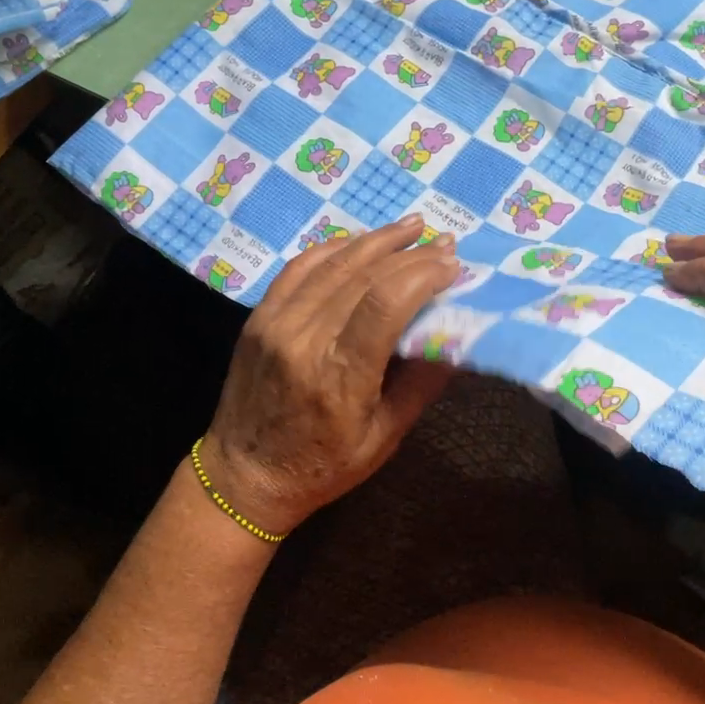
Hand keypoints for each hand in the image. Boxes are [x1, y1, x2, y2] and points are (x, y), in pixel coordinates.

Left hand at [201, 214, 457, 535]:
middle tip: (446, 244)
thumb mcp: (383, 438)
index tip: (453, 266)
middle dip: (411, 255)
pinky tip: (362, 241)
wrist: (243, 476)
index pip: (385, 303)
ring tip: (414, 227)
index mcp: (339, 378)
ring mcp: (276, 324)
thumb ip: (422, 384)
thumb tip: (461, 335)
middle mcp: (304, 341)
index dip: (423, 275)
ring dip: (379, 240)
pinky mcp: (259, 317)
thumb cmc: (322, 468)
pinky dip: (336, 247)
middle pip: (364, 276)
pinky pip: (301, 267)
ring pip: (334, 263)